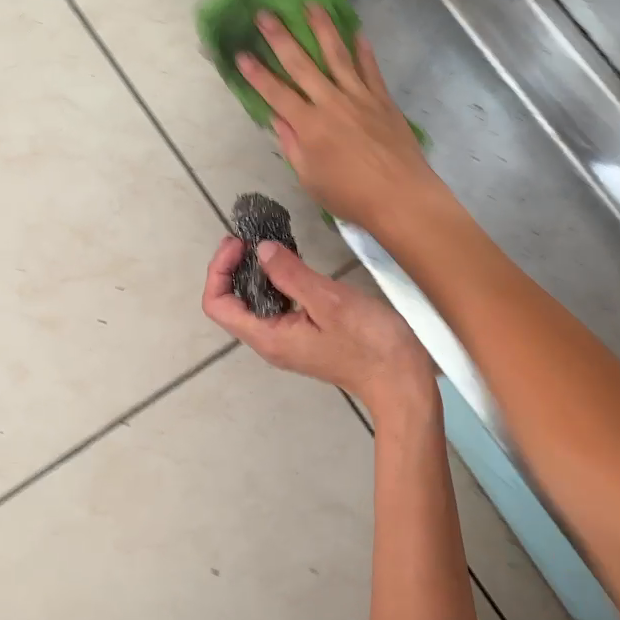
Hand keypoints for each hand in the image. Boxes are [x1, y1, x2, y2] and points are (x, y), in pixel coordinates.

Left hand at [201, 236, 433, 414]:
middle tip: (252, 238)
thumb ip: (290, 274)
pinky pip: (279, 308)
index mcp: (268, 337)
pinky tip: (296, 265)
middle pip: (232, 304)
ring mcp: (289, 341)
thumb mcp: (328, 301)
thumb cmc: (369, 343)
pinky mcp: (306, 337)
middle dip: (234, 268)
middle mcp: (271, 342)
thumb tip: (260, 250)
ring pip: (256, 305)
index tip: (240, 243)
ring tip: (272, 245)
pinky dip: (279, 283)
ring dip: (256, 274)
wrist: (402, 381)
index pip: (217, 305)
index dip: (219, 270)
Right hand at [236, 5, 444, 230]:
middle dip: (280, 37)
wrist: (401, 196)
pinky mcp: (382, 99)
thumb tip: (278, 119)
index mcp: (309, 125)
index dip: (256, 74)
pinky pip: (369, 68)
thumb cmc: (351, 196)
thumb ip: (293, 146)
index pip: (275, 93)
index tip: (241, 53)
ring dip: (322, 28)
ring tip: (311, 4)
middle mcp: (331, 103)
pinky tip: (356, 31)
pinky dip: (362, 49)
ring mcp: (359, 97)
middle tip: (264, 14)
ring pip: (337, 55)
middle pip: (301, 64)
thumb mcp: (310, 179)